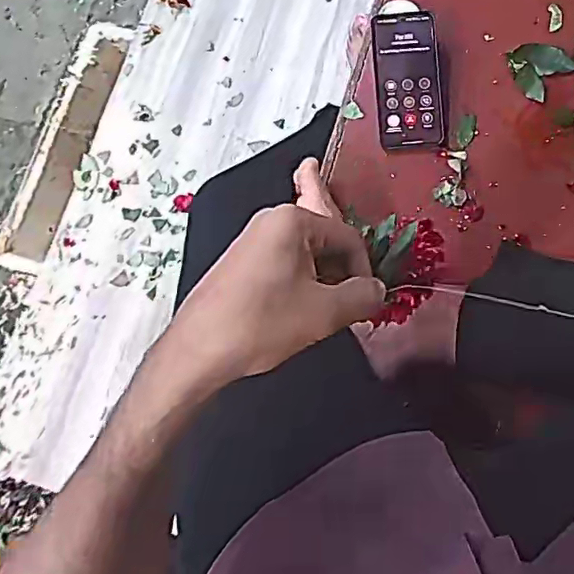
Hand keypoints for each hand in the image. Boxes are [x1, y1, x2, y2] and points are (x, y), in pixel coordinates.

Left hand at [160, 204, 385, 385]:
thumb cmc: (259, 324)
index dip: (364, 272)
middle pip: (328, 245)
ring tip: (316, 319)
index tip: (365, 302)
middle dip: (341, 278)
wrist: (194, 354)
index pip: (350, 237)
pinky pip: (285, 266)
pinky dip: (299, 288)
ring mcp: (253, 239)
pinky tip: (292, 317)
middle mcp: (271, 220)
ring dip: (321, 286)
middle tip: (343, 313)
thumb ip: (363, 296)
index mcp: (292, 219)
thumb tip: (378, 291)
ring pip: (308, 258)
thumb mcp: (325, 312)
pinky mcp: (241, 261)